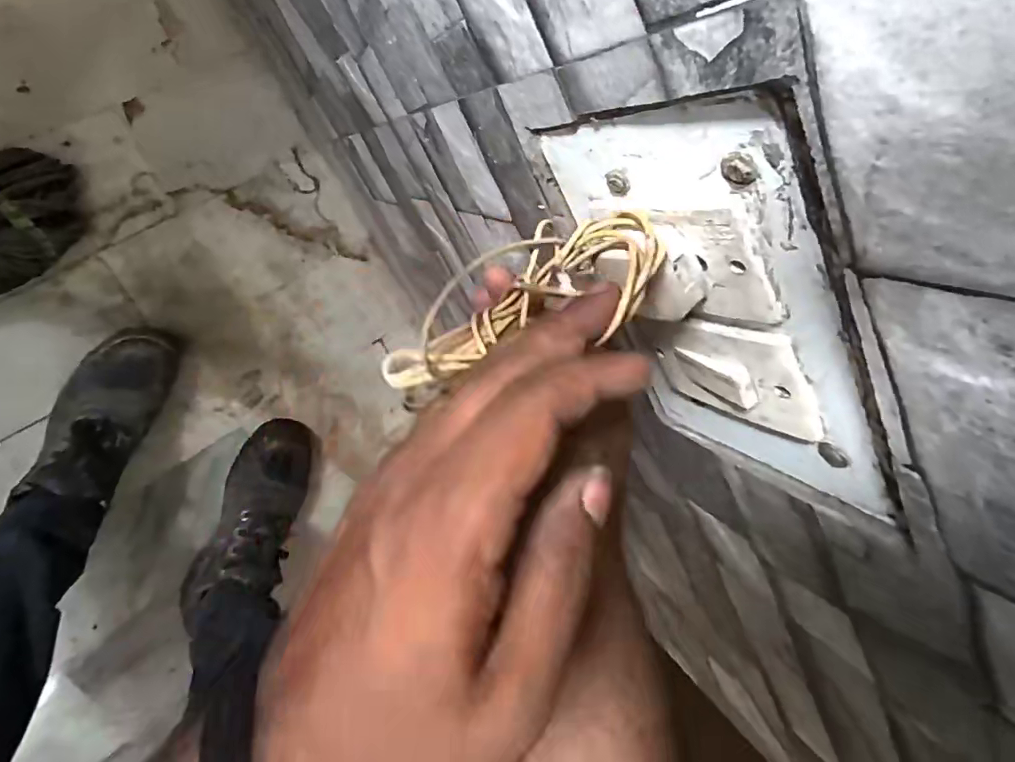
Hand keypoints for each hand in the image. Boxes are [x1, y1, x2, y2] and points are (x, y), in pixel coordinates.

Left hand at [257, 280, 651, 761]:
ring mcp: (386, 481)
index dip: (587, 377)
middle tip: (605, 298)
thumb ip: (559, 575)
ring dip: (520, 349)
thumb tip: (594, 475)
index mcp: (449, 521)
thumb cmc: (414, 740)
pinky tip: (512, 381)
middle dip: (554, 332)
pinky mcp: (376, 494)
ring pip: (461, 388)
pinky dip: (488, 382)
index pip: (529, 413)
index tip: (638, 364)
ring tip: (569, 326)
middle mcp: (412, 479)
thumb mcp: (512, 693)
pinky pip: (440, 415)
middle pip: (491, 379)